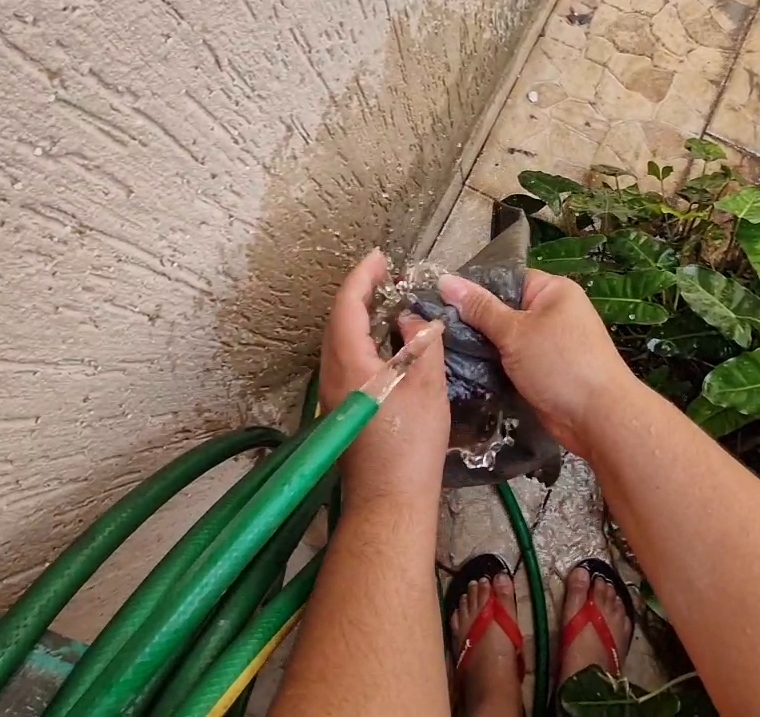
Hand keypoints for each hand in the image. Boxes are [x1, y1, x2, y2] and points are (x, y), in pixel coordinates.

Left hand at [319, 250, 448, 504]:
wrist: (389, 500)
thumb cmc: (410, 444)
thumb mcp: (427, 386)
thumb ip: (421, 344)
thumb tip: (412, 321)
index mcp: (349, 363)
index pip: (348, 306)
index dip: (362, 277)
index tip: (380, 258)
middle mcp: (332, 374)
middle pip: (338, 320)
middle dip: (360, 292)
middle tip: (386, 275)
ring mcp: (334, 393)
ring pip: (341, 341)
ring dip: (361, 315)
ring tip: (388, 300)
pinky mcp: (342, 408)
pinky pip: (347, 358)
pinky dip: (363, 338)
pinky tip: (386, 342)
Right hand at [439, 270, 634, 457]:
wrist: (598, 418)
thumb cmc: (560, 364)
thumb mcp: (515, 332)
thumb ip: (480, 308)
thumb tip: (445, 280)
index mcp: (553, 291)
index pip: (506, 279)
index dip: (474, 288)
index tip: (439, 298)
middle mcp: (552, 312)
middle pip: (503, 309)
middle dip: (474, 320)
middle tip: (436, 326)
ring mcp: (548, 343)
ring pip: (505, 338)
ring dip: (482, 345)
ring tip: (442, 347)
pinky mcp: (543, 370)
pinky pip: (512, 360)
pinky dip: (493, 364)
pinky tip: (462, 368)